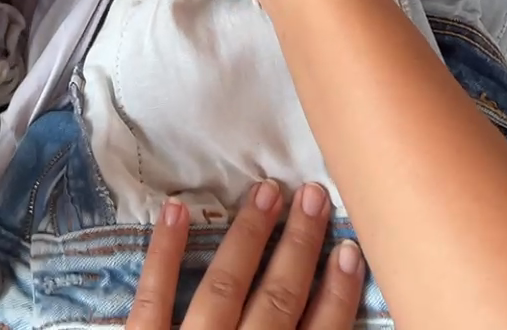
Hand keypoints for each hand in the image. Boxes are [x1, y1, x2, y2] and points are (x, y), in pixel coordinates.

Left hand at [126, 181, 366, 329]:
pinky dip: (165, 250)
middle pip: (277, 300)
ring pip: (226, 288)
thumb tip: (313, 317)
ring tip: (268, 190)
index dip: (338, 294)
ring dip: (249, 237)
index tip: (353, 249)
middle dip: (300, 246)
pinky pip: (153, 294)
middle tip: (315, 193)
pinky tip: (176, 208)